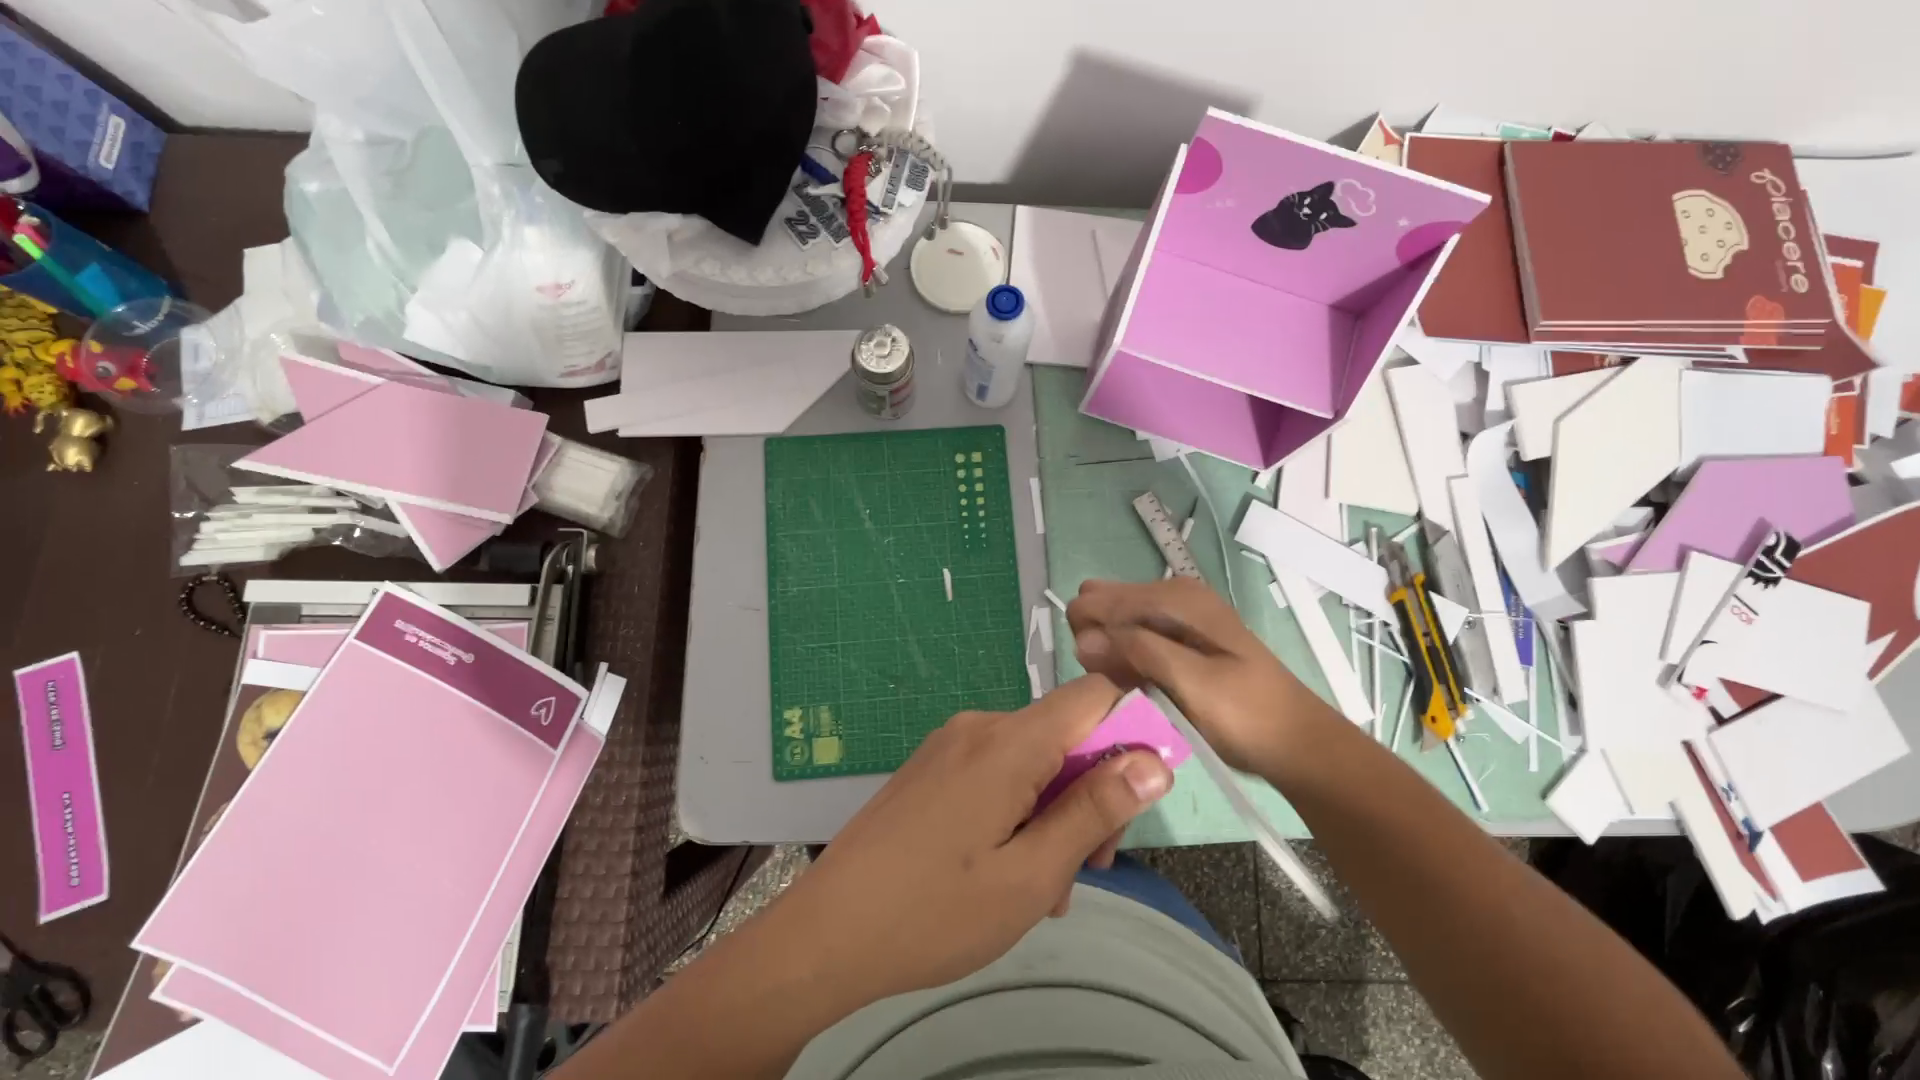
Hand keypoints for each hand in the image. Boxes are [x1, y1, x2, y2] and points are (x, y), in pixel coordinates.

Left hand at [767, 675, 1173, 1005]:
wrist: (826, 934)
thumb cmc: (934, 912)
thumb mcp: (1031, 874)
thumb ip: (1095, 810)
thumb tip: (1155, 759)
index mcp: (1008, 742)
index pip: (1094, 695)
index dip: (1133, 733)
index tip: (1138, 800)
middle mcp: (978, 727)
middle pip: (1065, 733)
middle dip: (1092, 792)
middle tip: (1086, 868)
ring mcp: (948, 746)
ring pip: (1032, 760)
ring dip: (1055, 813)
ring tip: (1042, 889)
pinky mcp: (930, 770)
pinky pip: (996, 773)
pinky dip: (1018, 812)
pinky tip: (1005, 871)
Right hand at [1067, 577, 1332, 774]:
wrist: (1296, 744)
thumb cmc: (1248, 714)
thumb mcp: (1193, 683)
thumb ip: (1139, 653)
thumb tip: (1083, 637)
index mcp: (1179, 598)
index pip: (1101, 597)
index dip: (1090, 632)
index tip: (1097, 671)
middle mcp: (1175, 599)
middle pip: (1106, 608)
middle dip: (1098, 642)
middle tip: (1116, 683)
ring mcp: (1177, 622)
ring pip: (1116, 629)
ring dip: (1111, 658)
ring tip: (1129, 691)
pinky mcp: (1179, 646)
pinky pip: (1133, 646)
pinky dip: (1126, 666)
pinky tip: (1137, 691)